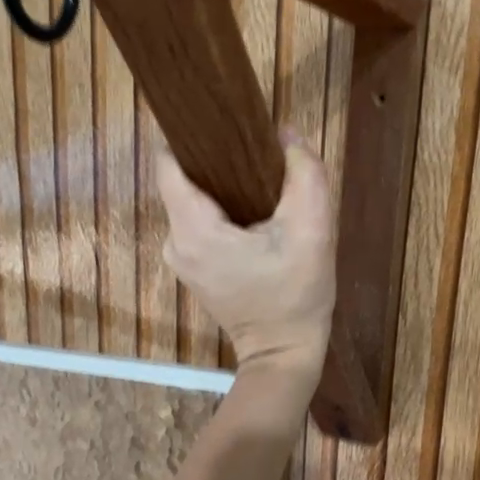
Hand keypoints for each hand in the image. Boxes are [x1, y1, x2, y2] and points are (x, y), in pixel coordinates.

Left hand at [156, 133, 335, 376]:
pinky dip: (222, 213)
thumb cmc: (295, 295)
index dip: (190, 136)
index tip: (222, 124)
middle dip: (216, 163)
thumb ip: (304, 173)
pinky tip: (254, 214)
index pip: (167, 163)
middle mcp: (175, 241)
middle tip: (255, 154)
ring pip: (194, 203)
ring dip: (223, 190)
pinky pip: (200, 225)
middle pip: (184, 181)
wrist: (284, 354)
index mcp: (193, 229)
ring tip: (260, 184)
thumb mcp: (312, 230)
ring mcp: (181, 259)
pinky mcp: (194, 270)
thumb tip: (286, 133)